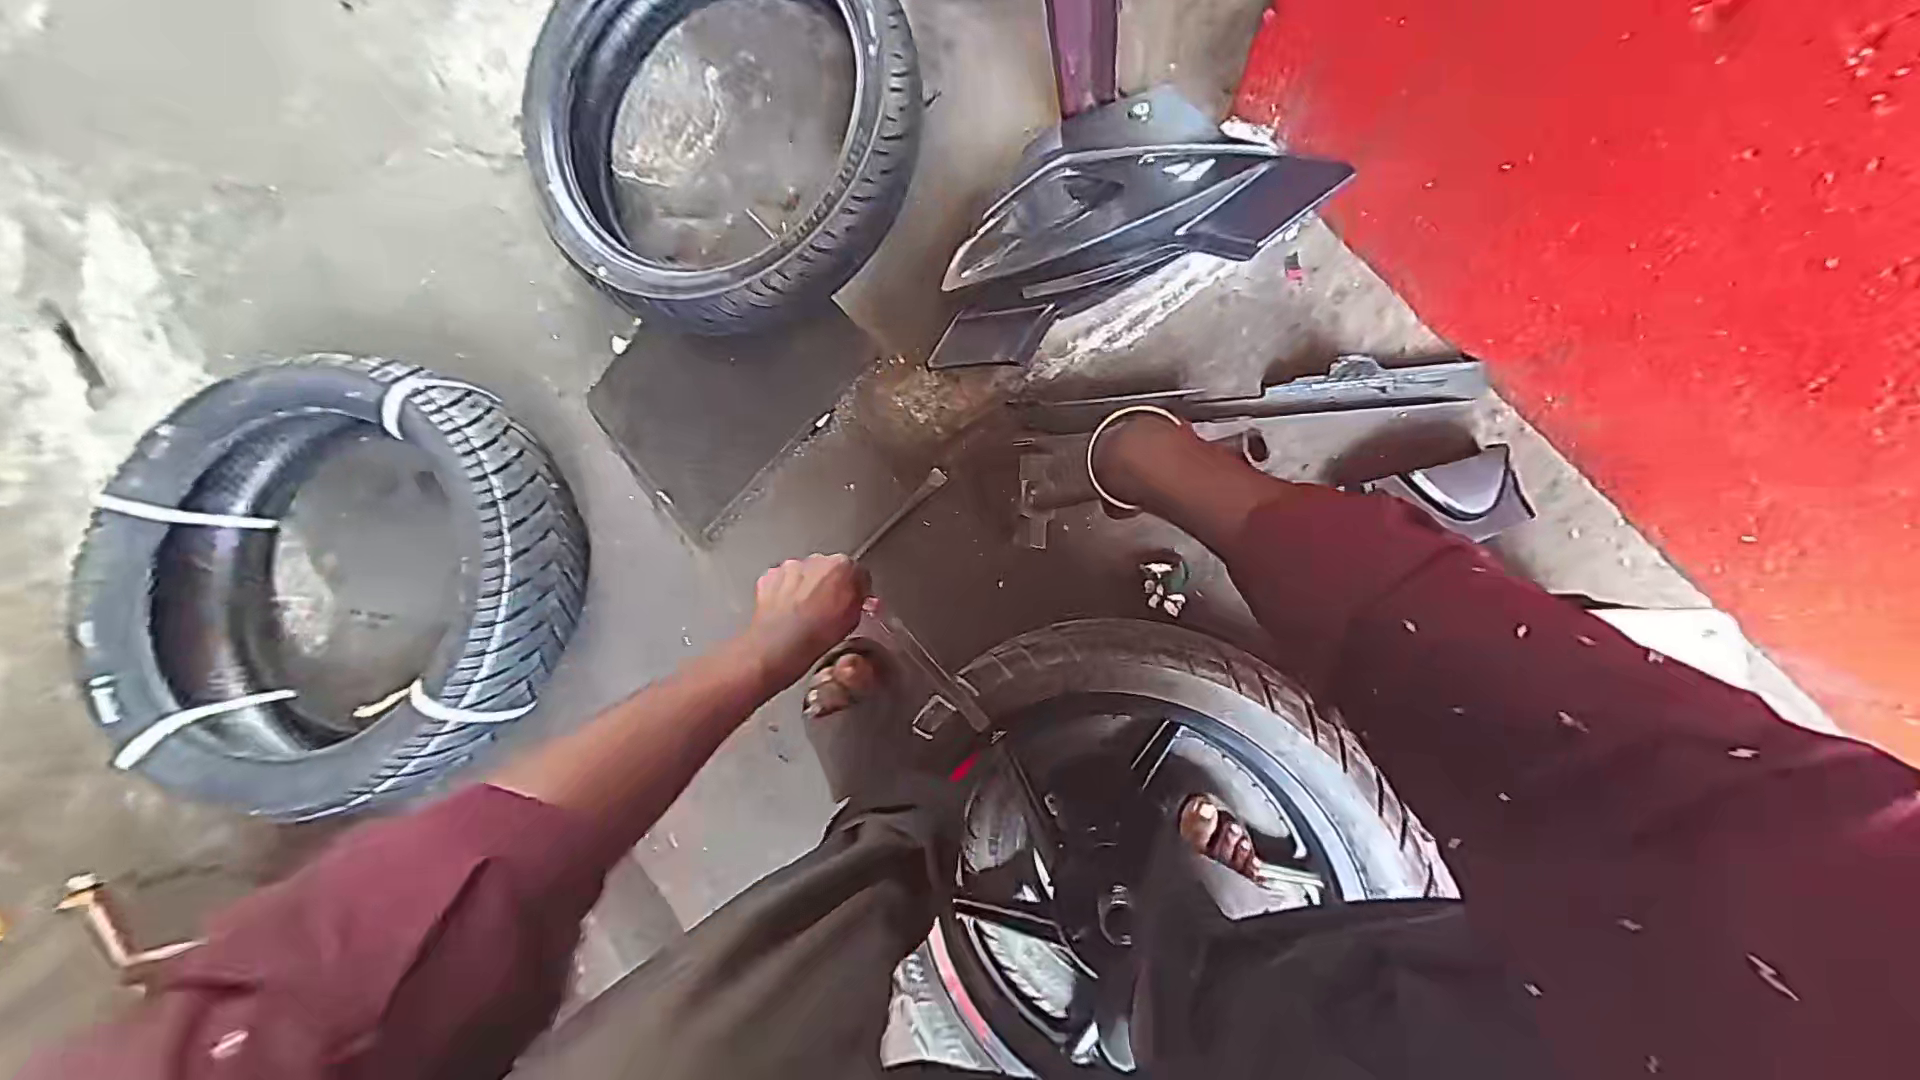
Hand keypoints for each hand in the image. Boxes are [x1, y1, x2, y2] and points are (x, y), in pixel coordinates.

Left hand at [742, 554, 869, 685]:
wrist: (783, 641)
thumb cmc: (819, 631)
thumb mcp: (854, 618)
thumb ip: (859, 599)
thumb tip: (858, 597)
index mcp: (843, 566)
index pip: (856, 572)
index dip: (855, 588)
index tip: (852, 600)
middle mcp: (817, 560)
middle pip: (828, 569)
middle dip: (828, 584)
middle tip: (827, 609)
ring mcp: (791, 567)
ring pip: (803, 573)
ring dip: (805, 586)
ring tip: (804, 612)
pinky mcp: (770, 576)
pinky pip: (782, 580)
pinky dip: (784, 591)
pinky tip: (787, 610)